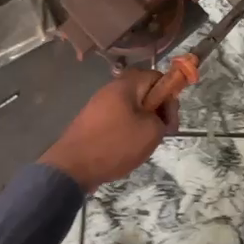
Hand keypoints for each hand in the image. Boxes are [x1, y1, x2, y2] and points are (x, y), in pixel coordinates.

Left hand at [38, 69, 177, 191]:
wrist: (72, 167)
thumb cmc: (114, 145)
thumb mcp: (150, 132)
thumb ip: (163, 118)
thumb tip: (158, 117)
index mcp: (125, 85)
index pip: (156, 76)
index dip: (169, 95)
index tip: (170, 119)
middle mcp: (110, 90)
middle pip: (144, 92)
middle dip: (157, 111)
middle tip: (162, 132)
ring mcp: (99, 106)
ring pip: (132, 108)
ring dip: (144, 122)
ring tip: (145, 143)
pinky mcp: (92, 122)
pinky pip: (118, 119)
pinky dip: (128, 131)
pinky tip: (128, 149)